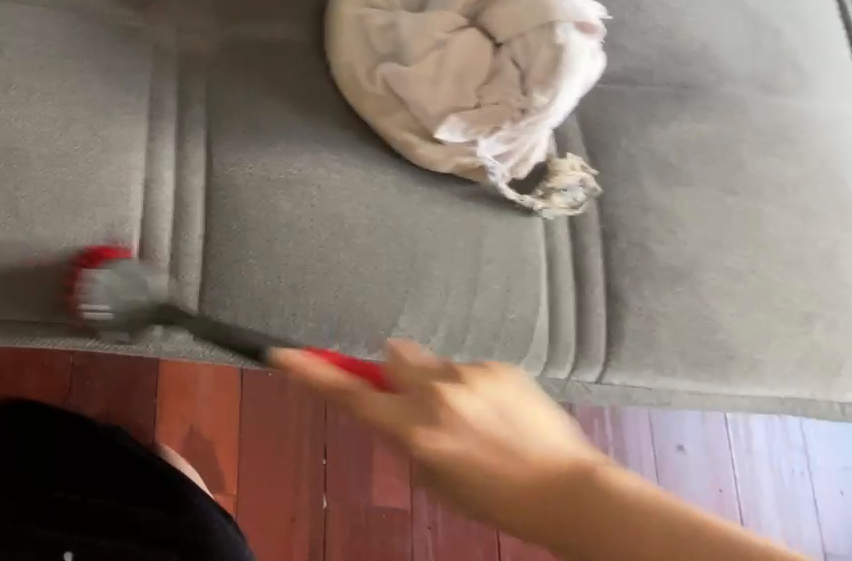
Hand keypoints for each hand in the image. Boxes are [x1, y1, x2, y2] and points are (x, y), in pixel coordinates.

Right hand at [272, 339, 608, 544]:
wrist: (571, 494)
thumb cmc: (495, 498)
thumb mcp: (433, 478)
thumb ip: (403, 437)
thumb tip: (389, 408)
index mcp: (413, 428)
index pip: (349, 395)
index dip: (311, 374)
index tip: (280, 353)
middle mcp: (433, 393)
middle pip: (392, 355)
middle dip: (398, 371)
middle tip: (420, 400)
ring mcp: (467, 375)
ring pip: (432, 361)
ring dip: (439, 380)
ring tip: (476, 414)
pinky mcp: (498, 366)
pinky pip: (470, 367)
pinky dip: (476, 386)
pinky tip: (503, 413)